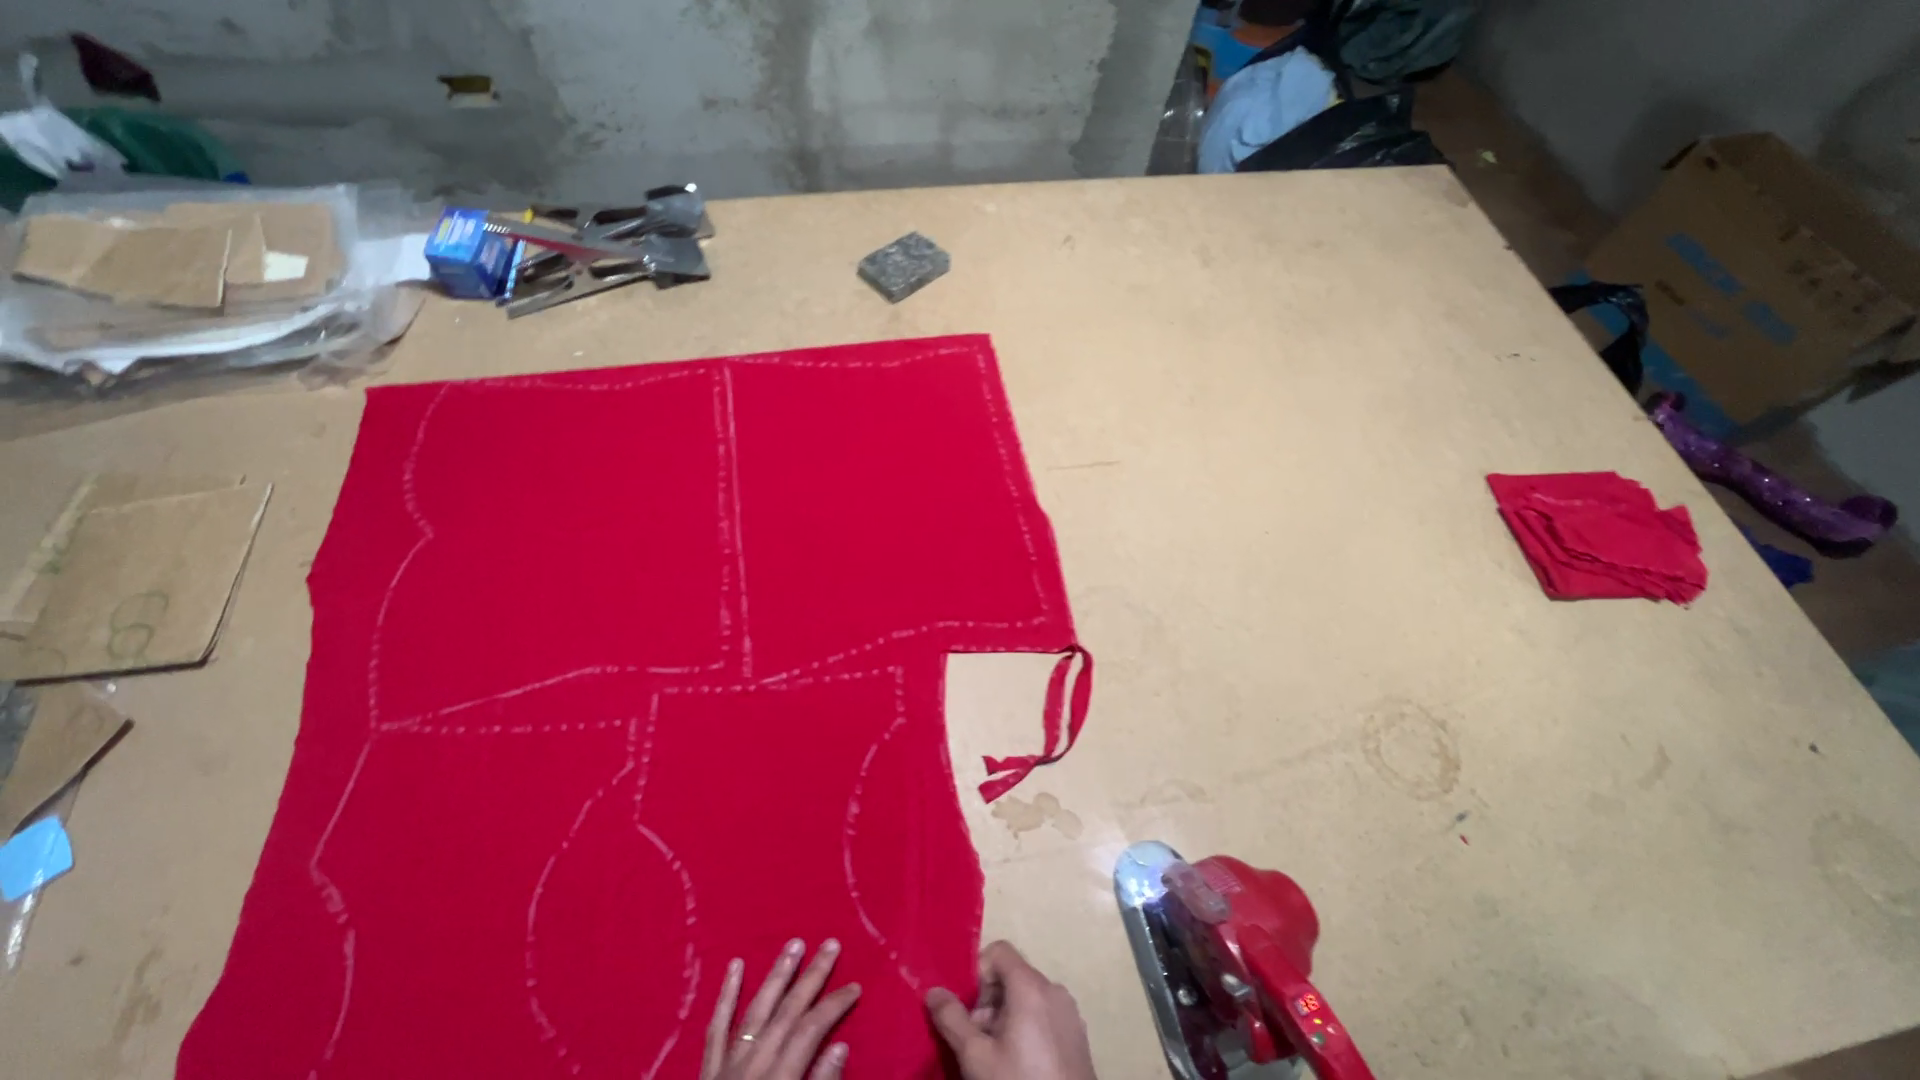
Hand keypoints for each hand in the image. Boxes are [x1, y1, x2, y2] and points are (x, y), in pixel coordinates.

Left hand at [701, 938, 861, 1079]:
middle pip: (786, 1012)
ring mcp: (727, 1064)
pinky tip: (735, 966)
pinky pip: (717, 1027)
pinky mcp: (707, 1070)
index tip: (856, 985)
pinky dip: (726, 995)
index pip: (811, 1030)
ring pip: (755, 1010)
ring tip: (794, 944)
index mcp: (778, 1078)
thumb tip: (839, 1046)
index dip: (835, 1004)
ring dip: (776, 975)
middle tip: (831, 944)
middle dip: (811, 976)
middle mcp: (752, 1063)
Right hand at [925, 941, 1097, 1079]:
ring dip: (1005, 1018)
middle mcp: (1054, 989)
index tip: (968, 1007)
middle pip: (1012, 976)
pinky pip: (1044, 1014)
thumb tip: (933, 990)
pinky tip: (1019, 1063)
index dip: (977, 972)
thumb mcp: (976, 1056)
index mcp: (1031, 986)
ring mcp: (1069, 1011)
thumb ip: (952, 1019)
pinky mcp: (1076, 1033)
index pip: (999, 951)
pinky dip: (1027, 1028)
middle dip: (988, 1002)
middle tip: (977, 1039)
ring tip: (996, 1056)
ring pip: (1027, 998)